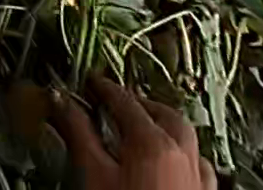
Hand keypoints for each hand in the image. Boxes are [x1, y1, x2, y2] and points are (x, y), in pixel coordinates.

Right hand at [51, 76, 216, 189]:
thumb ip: (78, 132)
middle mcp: (184, 157)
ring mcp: (200, 184)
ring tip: (141, 131)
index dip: (102, 87)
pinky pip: (200, 171)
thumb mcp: (92, 175)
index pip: (123, 98)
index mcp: (153, 142)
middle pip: (165, 113)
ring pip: (187, 141)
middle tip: (115, 101)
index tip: (90, 83)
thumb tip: (62, 103)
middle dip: (139, 102)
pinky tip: (170, 169)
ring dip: (164, 129)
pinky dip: (183, 159)